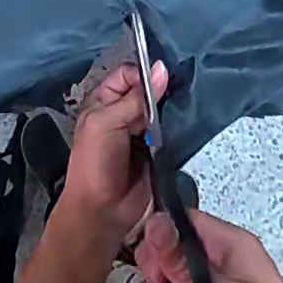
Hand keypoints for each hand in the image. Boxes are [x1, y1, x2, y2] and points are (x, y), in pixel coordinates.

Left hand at [54, 60, 168, 251]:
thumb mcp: (107, 123)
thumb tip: (161, 70)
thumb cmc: (95, 165)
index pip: (128, 74)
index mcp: (103, 101)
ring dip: (173, 108)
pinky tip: (188, 122)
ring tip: (187, 105)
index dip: (144, 74)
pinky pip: (172, 130)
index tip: (163, 78)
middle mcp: (122, 112)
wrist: (104, 212)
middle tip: (181, 88)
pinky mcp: (158, 148)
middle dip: (163, 88)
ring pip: (162, 109)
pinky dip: (179, 127)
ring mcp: (141, 131)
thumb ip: (135, 98)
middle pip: (148, 90)